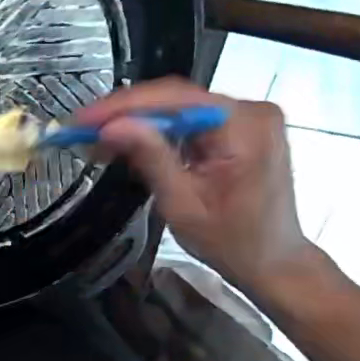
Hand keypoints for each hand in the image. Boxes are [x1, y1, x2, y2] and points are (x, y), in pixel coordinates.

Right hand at [78, 78, 320, 293]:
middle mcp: (254, 111)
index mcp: (246, 128)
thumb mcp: (184, 206)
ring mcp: (253, 117)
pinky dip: (166, 130)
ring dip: (144, 121)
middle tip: (84, 128)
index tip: (85, 120)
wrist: (275, 262)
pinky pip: (198, 120)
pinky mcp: (247, 127)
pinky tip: (135, 139)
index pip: (176, 99)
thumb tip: (112, 127)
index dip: (125, 106)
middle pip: (180, 98)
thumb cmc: (234, 245)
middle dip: (129, 113)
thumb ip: (150, 159)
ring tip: (101, 136)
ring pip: (185, 108)